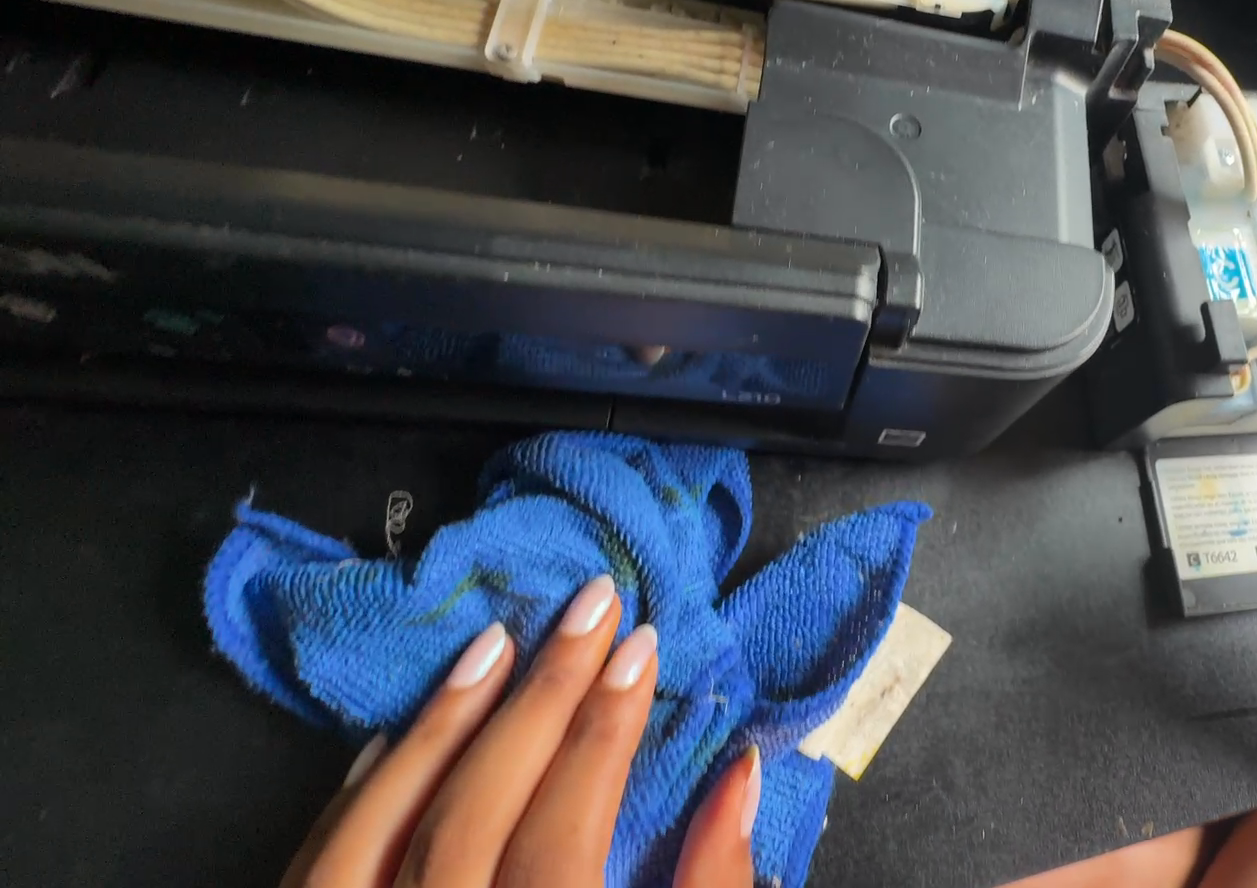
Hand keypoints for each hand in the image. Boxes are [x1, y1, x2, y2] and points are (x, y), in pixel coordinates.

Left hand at [281, 575, 758, 887]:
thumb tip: (740, 774)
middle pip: (470, 819)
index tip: (642, 644)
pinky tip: (391, 740)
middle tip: (589, 603)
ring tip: (497, 640)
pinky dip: (350, 805)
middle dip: (540, 694)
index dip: (605, 730)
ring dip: (438, 728)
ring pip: (369, 842)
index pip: (560, 837)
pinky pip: (308, 887)